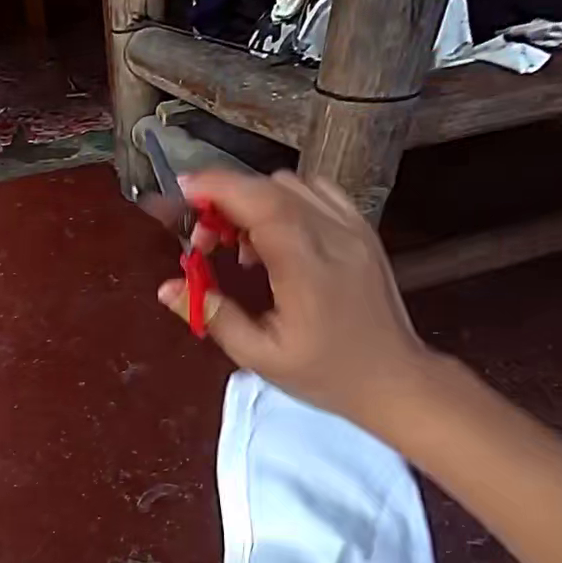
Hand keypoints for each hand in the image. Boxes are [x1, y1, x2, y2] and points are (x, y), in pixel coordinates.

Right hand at [157, 169, 439, 423]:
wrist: (393, 377)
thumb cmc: (327, 374)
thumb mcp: (261, 356)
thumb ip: (213, 315)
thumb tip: (168, 288)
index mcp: (306, 266)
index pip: (258, 201)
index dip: (215, 187)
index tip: (183, 193)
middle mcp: (333, 235)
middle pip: (270, 187)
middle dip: (226, 200)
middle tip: (206, 241)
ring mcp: (354, 228)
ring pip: (294, 185)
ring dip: (256, 201)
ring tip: (243, 245)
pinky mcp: (364, 231)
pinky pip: (319, 193)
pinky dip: (288, 201)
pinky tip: (279, 236)